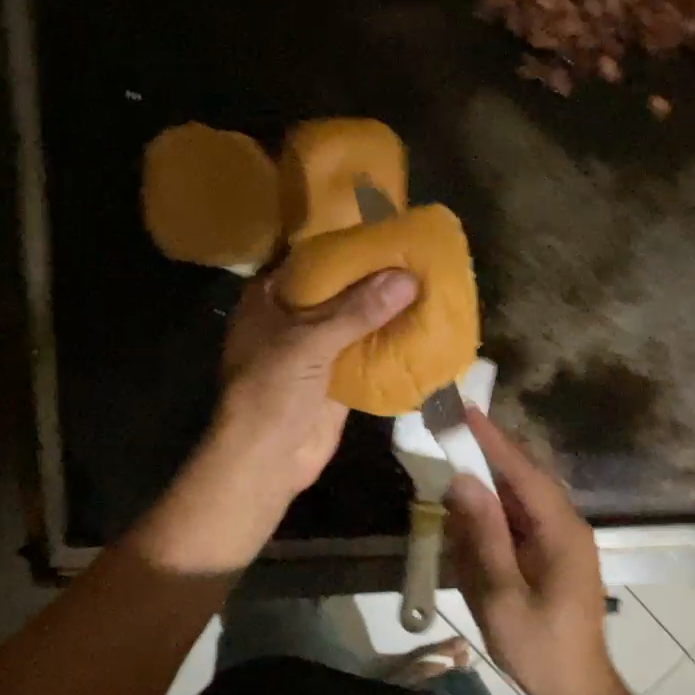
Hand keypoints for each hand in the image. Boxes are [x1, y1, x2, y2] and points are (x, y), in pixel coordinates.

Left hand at [209, 268, 419, 504]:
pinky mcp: (336, 382)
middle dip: (374, 281)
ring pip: (355, 324)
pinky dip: (390, 347)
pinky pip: (367, 357)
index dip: (345, 248)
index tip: (386, 234)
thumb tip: (407, 277)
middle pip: (338, 293)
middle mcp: (292, 321)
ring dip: (386, 313)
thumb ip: (357, 309)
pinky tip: (423, 329)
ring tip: (429, 286)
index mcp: (269, 300)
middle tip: (417, 257)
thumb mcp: (310, 341)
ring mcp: (315, 354)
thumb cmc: (271, 390)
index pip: (310, 262)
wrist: (266, 459)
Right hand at [445, 408, 623, 694]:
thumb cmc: (539, 647)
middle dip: (488, 454)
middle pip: (525, 478)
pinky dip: (495, 513)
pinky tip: (471, 513)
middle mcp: (567, 527)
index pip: (523, 472)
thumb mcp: (502, 594)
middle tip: (450, 431)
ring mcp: (563, 542)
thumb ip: (484, 535)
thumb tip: (463, 481)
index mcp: (561, 531)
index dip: (492, 440)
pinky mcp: (554, 558)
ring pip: (522, 499)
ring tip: (453, 463)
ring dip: (489, 484)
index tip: (462, 410)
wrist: (577, 690)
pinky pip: (522, 522)